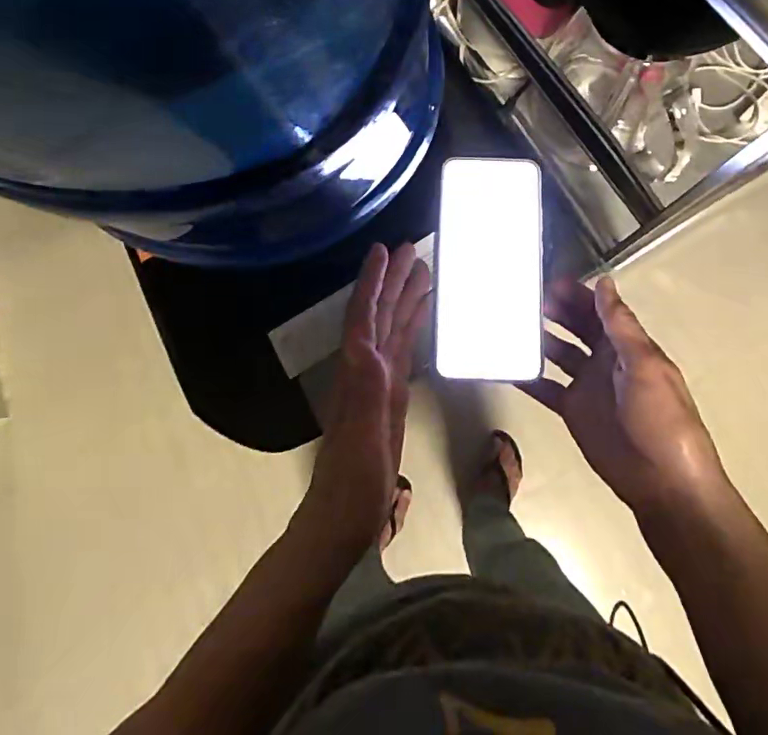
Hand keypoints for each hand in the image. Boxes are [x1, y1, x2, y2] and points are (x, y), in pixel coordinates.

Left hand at [300, 243, 430, 552]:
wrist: (342, 519)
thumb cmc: (353, 484)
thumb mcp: (363, 439)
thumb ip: (365, 394)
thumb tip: (366, 346)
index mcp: (360, 374)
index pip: (365, 317)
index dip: (372, 282)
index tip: (383, 250)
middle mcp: (367, 372)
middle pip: (380, 315)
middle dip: (394, 280)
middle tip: (413, 248)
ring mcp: (379, 385)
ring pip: (393, 330)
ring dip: (405, 299)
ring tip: (424, 272)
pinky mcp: (391, 399)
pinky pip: (402, 352)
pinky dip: (412, 329)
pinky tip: (421, 319)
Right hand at [529, 277, 734, 521]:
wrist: (663, 481)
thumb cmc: (661, 418)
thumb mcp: (643, 364)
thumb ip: (620, 324)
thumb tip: (605, 282)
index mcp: (628, 346)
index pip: (599, 311)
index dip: (577, 295)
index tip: (549, 282)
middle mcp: (607, 360)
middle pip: (577, 327)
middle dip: (555, 311)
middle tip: (525, 299)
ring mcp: (589, 385)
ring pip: (559, 353)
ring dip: (540, 338)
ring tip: (512, 325)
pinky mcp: (574, 411)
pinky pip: (546, 388)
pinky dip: (529, 378)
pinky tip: (509, 366)